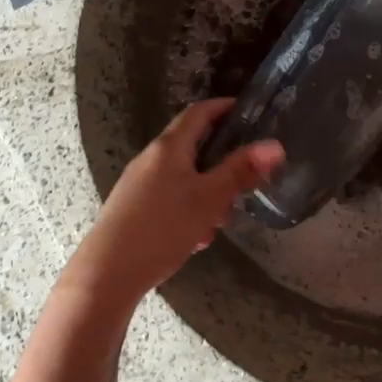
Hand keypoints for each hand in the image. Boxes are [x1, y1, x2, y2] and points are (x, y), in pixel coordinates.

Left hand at [64, 98, 284, 302]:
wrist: (106, 273)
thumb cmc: (162, 227)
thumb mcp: (209, 199)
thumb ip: (240, 171)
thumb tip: (275, 145)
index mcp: (169, 147)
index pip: (198, 112)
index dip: (222, 107)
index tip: (246, 111)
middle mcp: (150, 158)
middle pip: (191, 146)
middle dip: (220, 161)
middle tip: (243, 178)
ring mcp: (138, 184)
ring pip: (182, 177)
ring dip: (206, 192)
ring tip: (219, 220)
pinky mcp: (131, 209)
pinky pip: (168, 198)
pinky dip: (188, 209)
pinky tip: (194, 239)